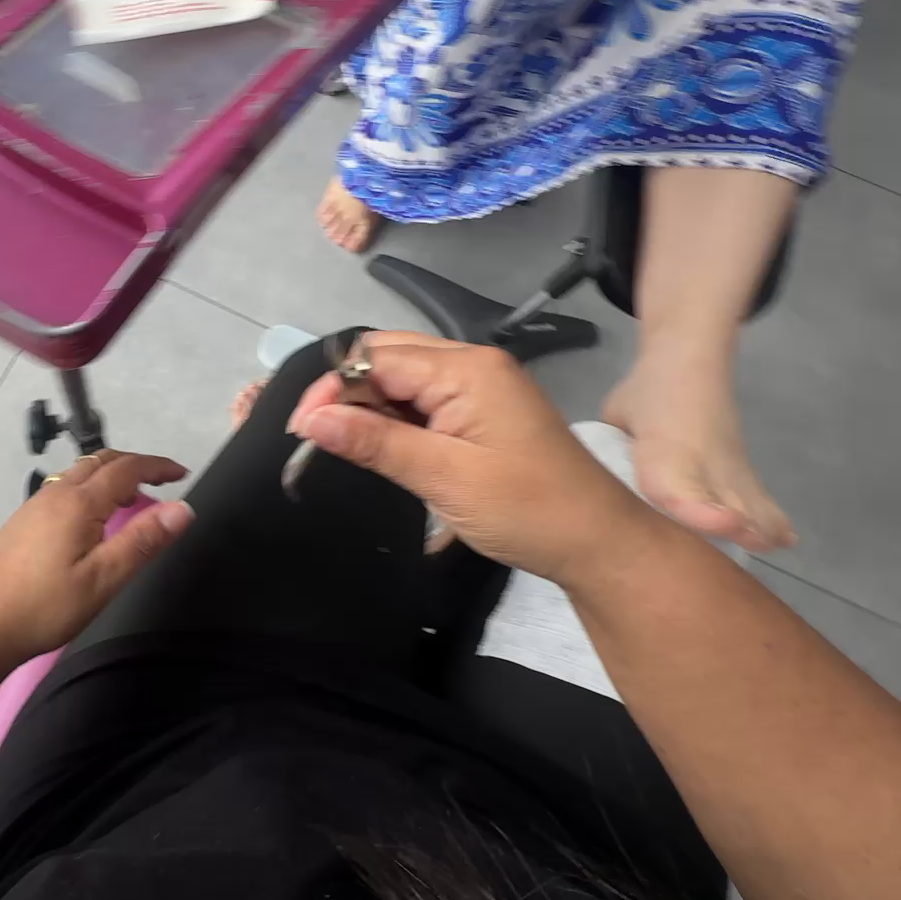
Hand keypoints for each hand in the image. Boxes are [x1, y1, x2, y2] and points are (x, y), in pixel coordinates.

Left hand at [0, 450, 194, 661]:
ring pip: (80, 472)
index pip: (127, 469)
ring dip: (112, 475)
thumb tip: (183, 508)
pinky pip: (65, 487)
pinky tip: (93, 519)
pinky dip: (91, 488)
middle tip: (161, 482)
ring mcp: (34, 505)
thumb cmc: (46, 607)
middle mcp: (55, 493)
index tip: (183, 473)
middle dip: (136, 464)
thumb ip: (144, 541)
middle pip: (101, 460)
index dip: (157, 466)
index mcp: (78, 502)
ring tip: (133, 499)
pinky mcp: (22, 521)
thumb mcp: (103, 579)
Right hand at [287, 331, 674, 584]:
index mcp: (466, 369)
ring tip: (344, 441)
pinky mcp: (480, 406)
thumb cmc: (527, 509)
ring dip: (368, 403)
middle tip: (317, 435)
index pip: (377, 359)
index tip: (301, 430)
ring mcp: (479, 383)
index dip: (334, 388)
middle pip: (387, 356)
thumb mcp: (443, 478)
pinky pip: (422, 395)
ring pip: (401, 375)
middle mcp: (471, 362)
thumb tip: (311, 419)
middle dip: (346, 390)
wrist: (599, 542)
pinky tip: (380, 441)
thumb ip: (375, 442)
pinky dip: (393, 414)